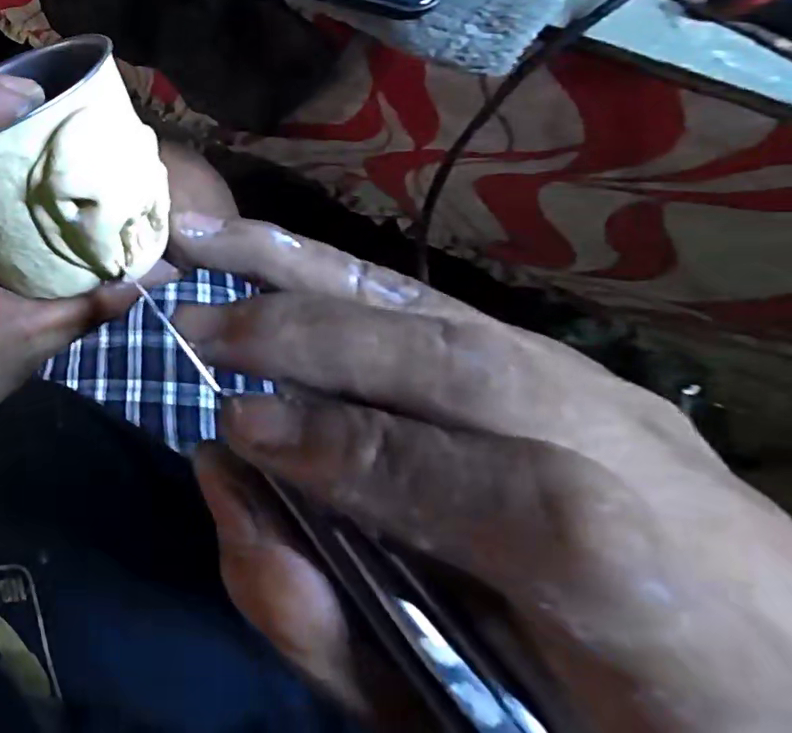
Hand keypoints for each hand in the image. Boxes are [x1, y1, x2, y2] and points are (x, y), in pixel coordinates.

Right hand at [170, 213, 791, 730]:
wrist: (749, 681)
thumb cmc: (590, 711)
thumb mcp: (457, 714)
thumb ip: (334, 630)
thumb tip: (228, 504)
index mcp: (688, 618)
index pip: (549, 522)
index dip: (375, 459)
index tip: (237, 428)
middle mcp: (650, 478)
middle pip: (484, 376)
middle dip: (317, 339)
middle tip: (193, 325)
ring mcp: (602, 409)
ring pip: (451, 319)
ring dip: (306, 271)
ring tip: (204, 244)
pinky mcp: (554, 373)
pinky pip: (432, 310)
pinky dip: (328, 273)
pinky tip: (256, 250)